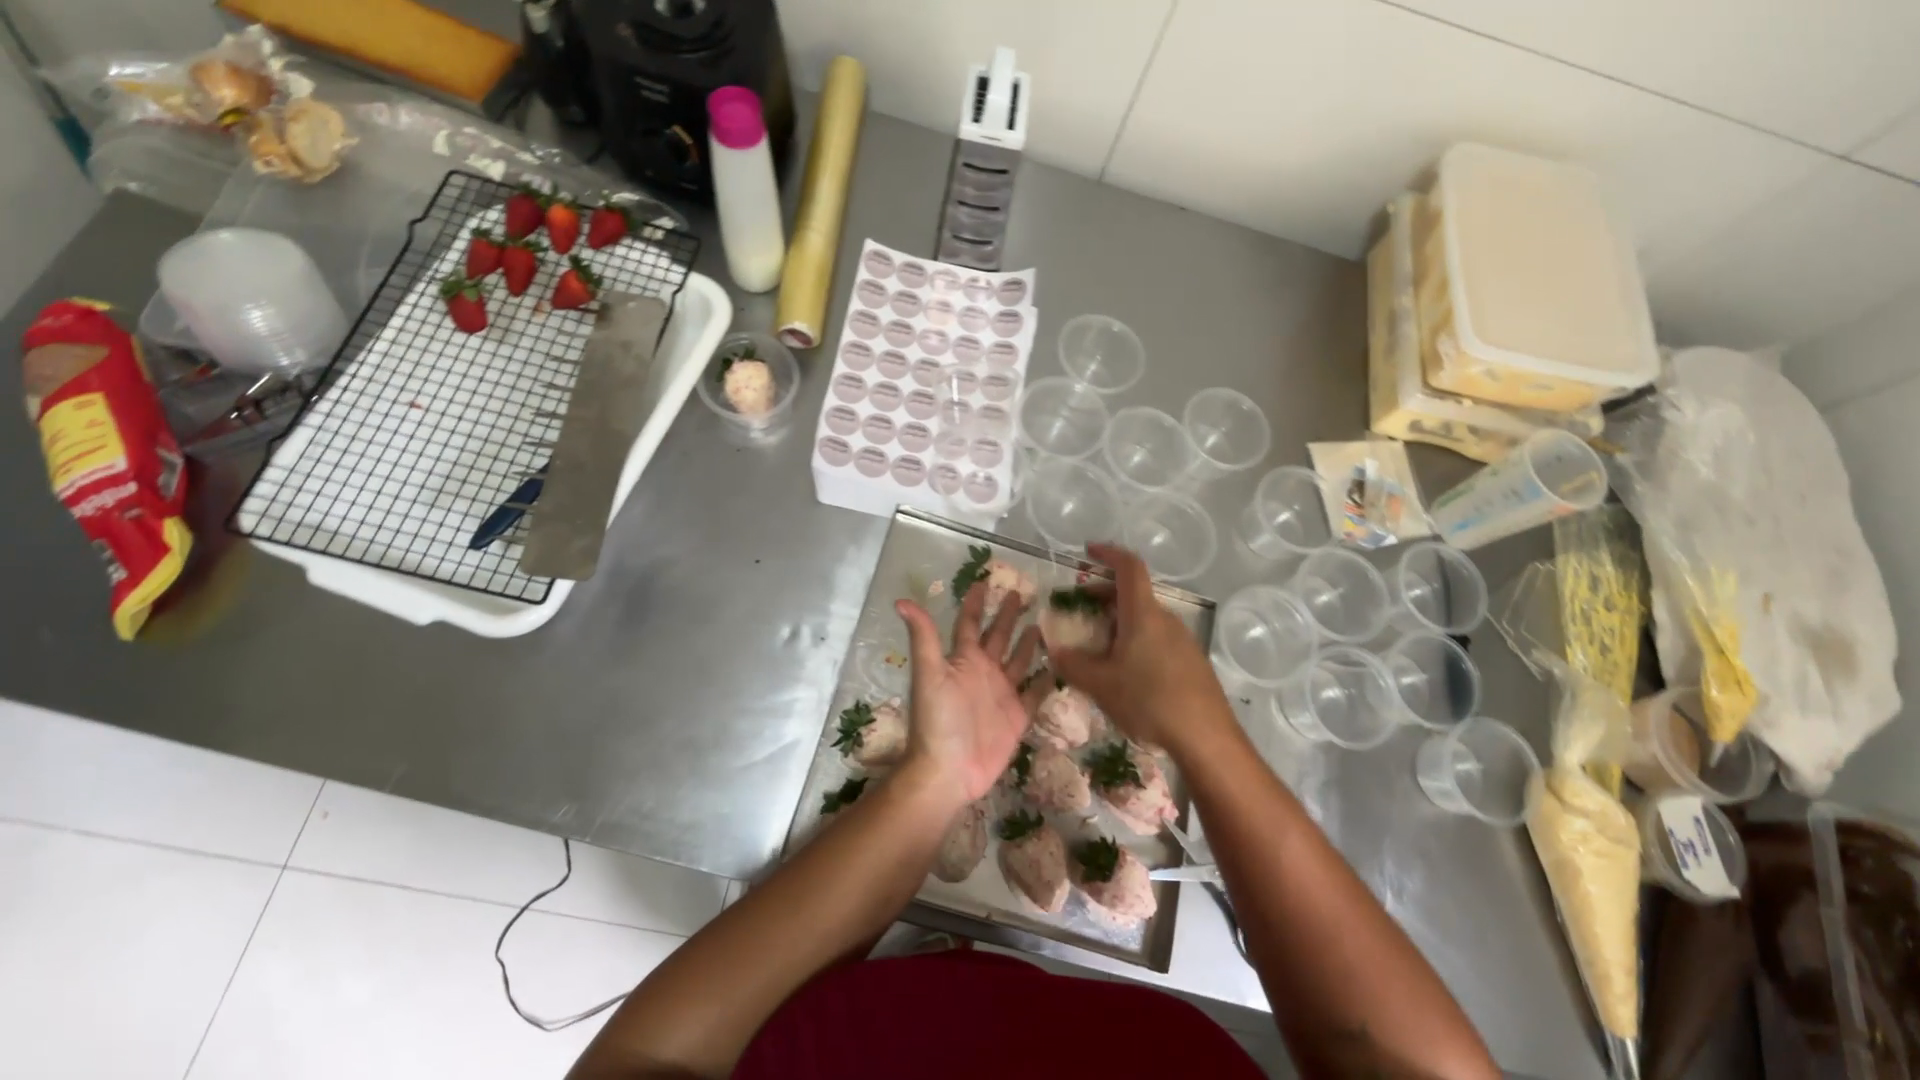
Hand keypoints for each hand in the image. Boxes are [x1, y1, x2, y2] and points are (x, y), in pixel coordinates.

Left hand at [895, 582, 1040, 804]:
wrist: (949, 770)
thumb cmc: (937, 720)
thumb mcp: (929, 674)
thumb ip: (924, 637)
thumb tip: (901, 600)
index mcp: (963, 660)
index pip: (970, 623)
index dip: (976, 603)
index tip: (985, 581)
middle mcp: (983, 672)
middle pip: (998, 637)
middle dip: (1008, 616)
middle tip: (1022, 593)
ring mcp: (1002, 694)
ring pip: (1019, 661)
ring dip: (1028, 643)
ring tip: (1043, 623)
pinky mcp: (1018, 716)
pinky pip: (1036, 693)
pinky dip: (1047, 679)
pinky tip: (1060, 665)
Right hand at [1048, 542, 1233, 755]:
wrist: (1205, 736)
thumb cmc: (1149, 701)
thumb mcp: (1100, 684)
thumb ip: (1072, 664)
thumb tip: (1054, 649)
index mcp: (1142, 614)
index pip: (1129, 567)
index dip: (1108, 553)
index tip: (1088, 551)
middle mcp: (1165, 618)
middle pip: (1132, 594)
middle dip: (1102, 597)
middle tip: (1078, 612)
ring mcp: (1182, 640)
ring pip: (1143, 619)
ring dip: (1117, 623)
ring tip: (1096, 649)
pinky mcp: (1191, 661)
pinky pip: (1156, 639)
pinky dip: (1134, 641)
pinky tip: (1124, 673)